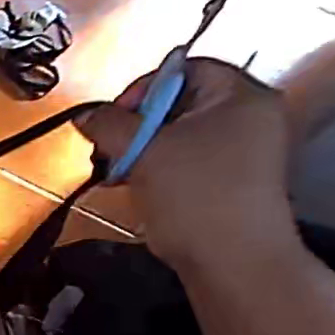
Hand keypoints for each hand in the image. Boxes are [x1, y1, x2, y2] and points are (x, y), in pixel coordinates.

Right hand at [78, 56, 298, 271]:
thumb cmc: (195, 197)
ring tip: (119, 176)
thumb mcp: (145, 153)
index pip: (185, 69)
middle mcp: (250, 118)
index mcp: (240, 95)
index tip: (113, 121)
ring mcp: (246, 154)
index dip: (143, 89)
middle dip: (138, 127)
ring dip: (144, 153)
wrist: (235, 265)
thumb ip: (111, 127)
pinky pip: (192, 165)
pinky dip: (162, 172)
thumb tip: (84, 115)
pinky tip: (139, 191)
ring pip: (183, 138)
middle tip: (110, 152)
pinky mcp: (235, 186)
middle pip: (182, 104)